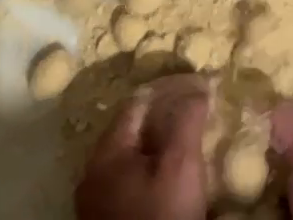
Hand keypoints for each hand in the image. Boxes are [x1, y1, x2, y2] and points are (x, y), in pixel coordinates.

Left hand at [75, 75, 211, 219]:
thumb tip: (199, 85)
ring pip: (132, 158)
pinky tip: (174, 177)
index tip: (200, 88)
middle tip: (199, 114)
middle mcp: (93, 173)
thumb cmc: (162, 217)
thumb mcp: (181, 165)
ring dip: (161, 146)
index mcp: (105, 153)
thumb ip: (187, 120)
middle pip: (133, 130)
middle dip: (166, 118)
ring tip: (191, 142)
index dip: (170, 90)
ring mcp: (98, 201)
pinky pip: (131, 182)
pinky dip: (153, 171)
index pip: (137, 102)